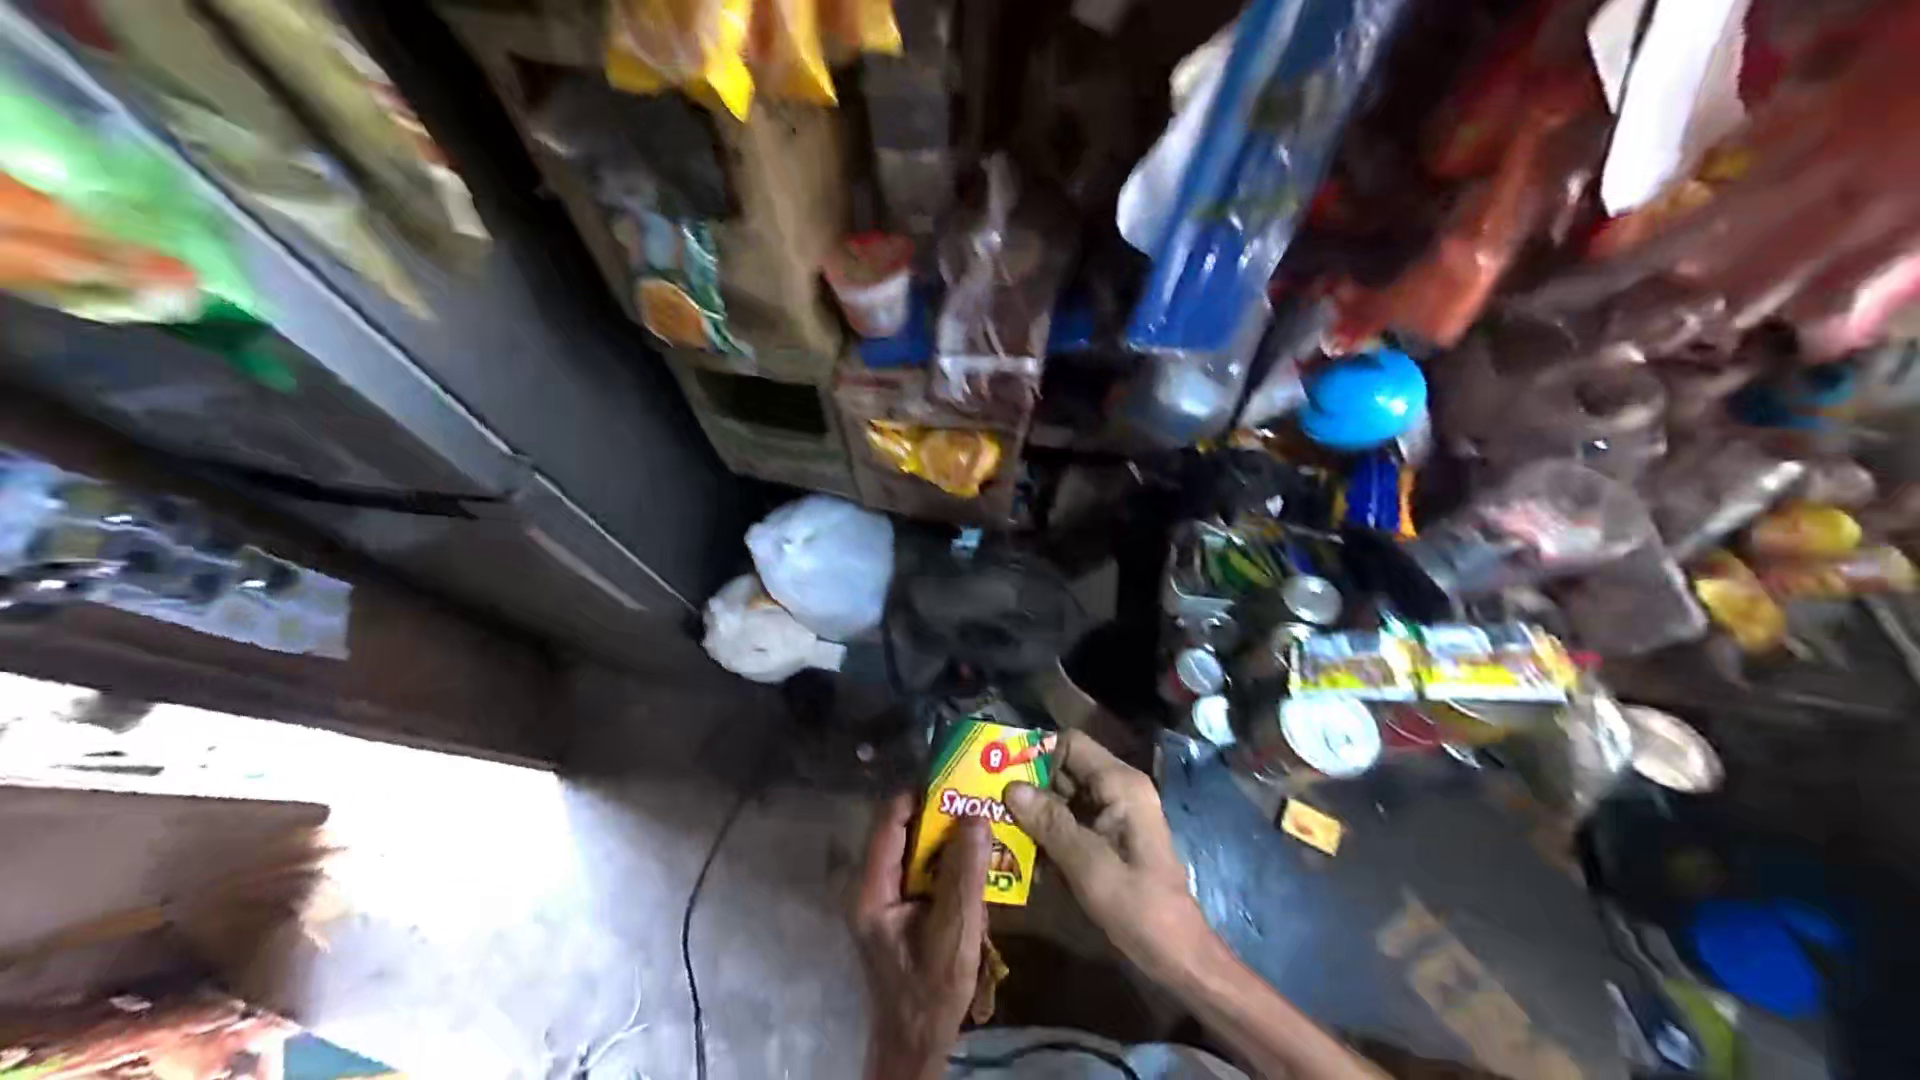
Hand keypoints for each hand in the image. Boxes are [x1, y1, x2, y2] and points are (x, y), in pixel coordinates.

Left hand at [848, 793, 988, 1079]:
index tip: (956, 780)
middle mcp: (871, 883)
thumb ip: (964, 875)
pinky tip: (975, 859)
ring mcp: (885, 895)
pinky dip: (947, 859)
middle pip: (902, 829)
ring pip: (914, 847)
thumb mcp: (954, 933)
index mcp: (872, 887)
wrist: (915, 1045)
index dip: (919, 794)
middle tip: (976, 799)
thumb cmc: (929, 992)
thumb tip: (976, 815)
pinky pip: (922, 868)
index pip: (888, 819)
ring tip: (981, 822)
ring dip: (947, 836)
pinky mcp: (900, 907)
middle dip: (939, 813)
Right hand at [1004, 730, 1212, 982]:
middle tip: (992, 802)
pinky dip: (1050, 831)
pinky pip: (1072, 819)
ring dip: (1036, 812)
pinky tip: (1025, 852)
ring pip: (1064, 796)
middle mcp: (1118, 788)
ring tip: (1000, 826)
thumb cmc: (1137, 905)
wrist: (1177, 952)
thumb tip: (1010, 788)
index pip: (1071, 744)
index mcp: (1120, 784)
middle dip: (1029, 785)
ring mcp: (1115, 812)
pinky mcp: (1110, 835)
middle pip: (1064, 769)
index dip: (1036, 754)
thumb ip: (1049, 822)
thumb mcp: (1087, 864)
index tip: (1002, 774)